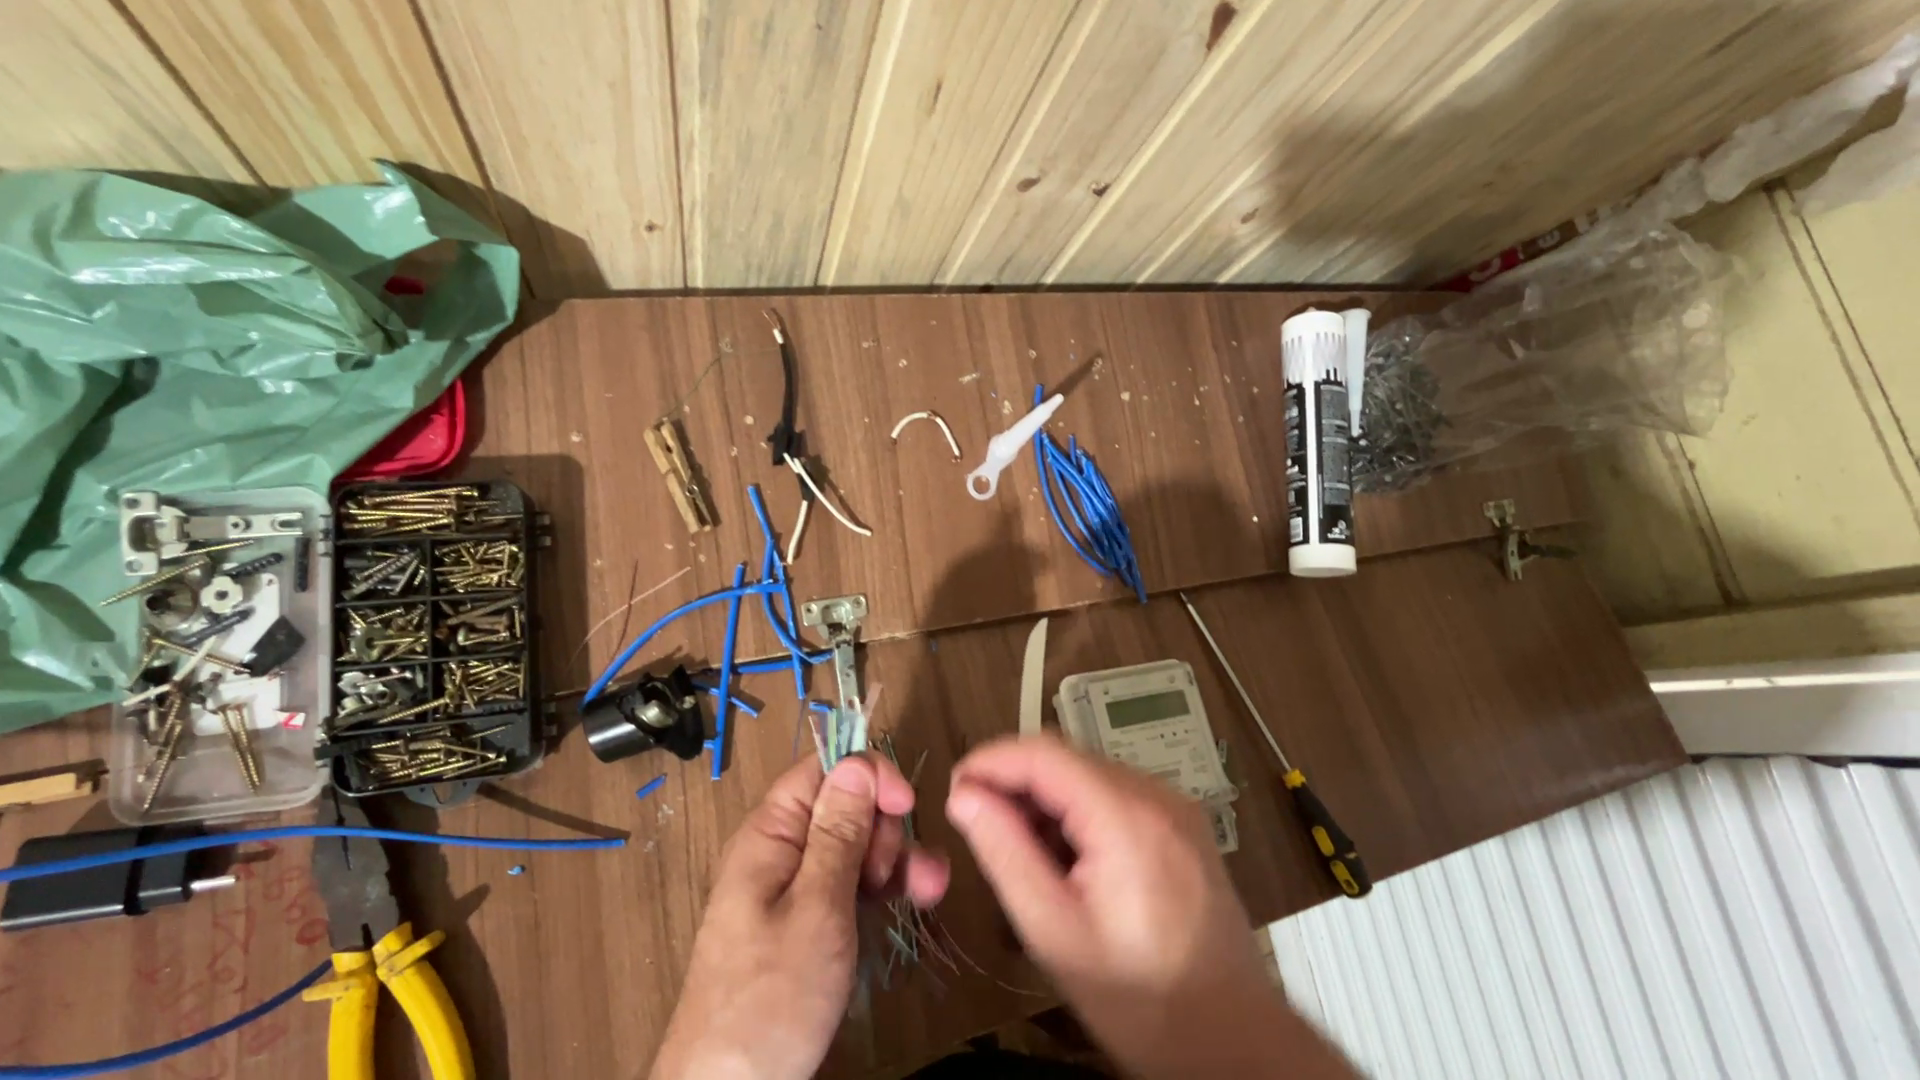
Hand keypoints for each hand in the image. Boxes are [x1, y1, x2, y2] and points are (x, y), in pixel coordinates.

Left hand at [650, 755, 949, 1079]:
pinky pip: (852, 885)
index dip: (868, 776)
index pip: (823, 770)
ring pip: (857, 847)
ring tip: (925, 893)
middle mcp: (782, 851)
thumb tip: (856, 763)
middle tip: (891, 876)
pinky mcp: (811, 922)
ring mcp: (796, 888)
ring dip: (895, 860)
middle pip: (846, 807)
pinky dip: (884, 888)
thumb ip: (838, 834)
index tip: (906, 804)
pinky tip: (915, 901)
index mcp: (770, 835)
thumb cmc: (773, 998)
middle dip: (885, 828)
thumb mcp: (816, 909)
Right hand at [946, 736, 1350, 1077]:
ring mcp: (1177, 808)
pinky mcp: (1185, 826)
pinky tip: (1066, 858)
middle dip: (1015, 782)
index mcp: (1125, 815)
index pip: (1042, 752)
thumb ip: (1004, 852)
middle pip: (1067, 758)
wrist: (1233, 1040)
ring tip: (1020, 850)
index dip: (989, 761)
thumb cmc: (1134, 997)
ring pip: (1090, 774)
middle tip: (979, 827)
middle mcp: (1157, 794)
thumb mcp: (1052, 930)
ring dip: (1046, 798)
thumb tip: (963, 796)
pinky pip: (1118, 796)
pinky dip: (1080, 812)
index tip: (952, 791)